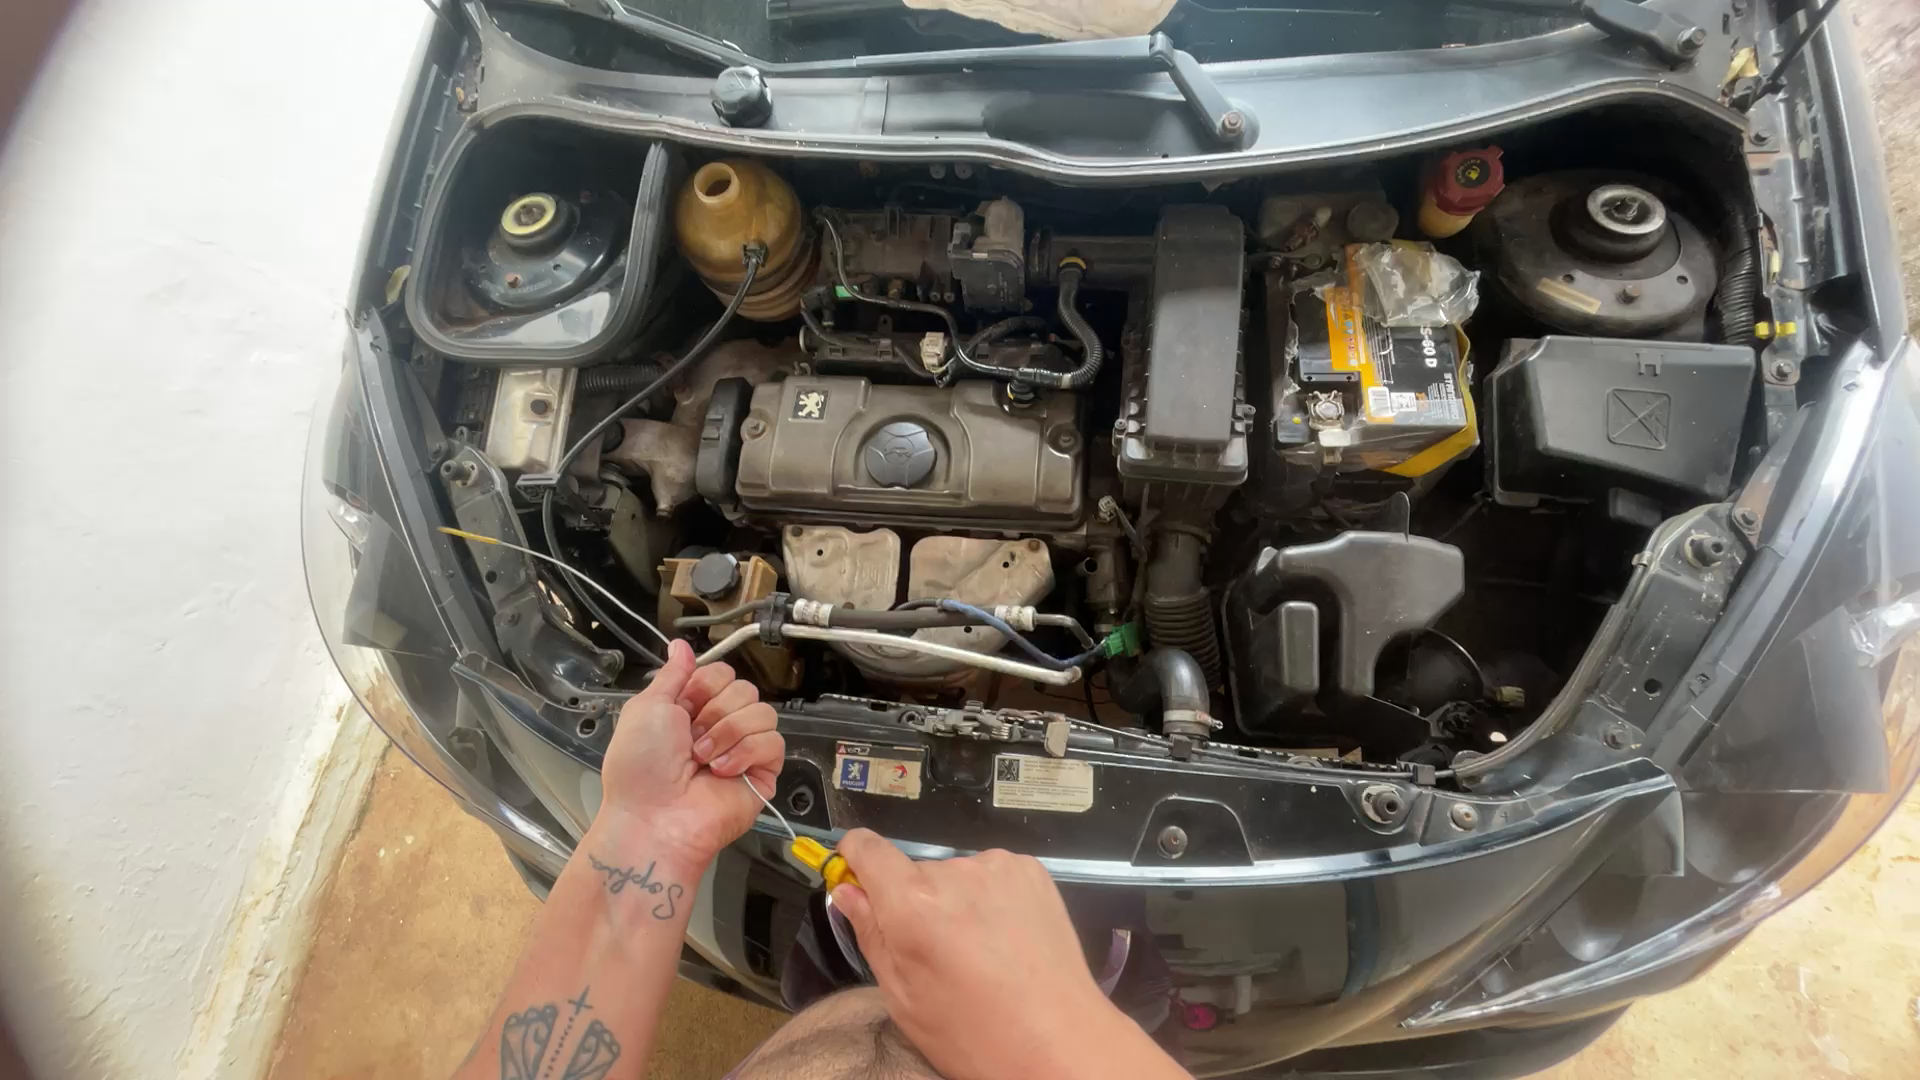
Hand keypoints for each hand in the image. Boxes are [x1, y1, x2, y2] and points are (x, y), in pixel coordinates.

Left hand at [596, 639, 783, 866]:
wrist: (655, 818)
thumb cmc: (641, 767)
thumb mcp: (646, 709)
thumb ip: (671, 674)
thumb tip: (680, 644)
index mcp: (695, 708)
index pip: (724, 673)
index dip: (705, 686)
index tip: (685, 707)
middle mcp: (723, 725)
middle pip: (746, 688)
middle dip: (717, 712)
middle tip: (693, 740)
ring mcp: (746, 748)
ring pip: (763, 712)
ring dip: (728, 734)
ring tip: (704, 760)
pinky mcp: (764, 771)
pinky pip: (773, 741)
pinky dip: (745, 753)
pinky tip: (722, 771)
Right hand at [830, 830, 1185, 1079]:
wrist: (1060, 1042)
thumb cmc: (973, 1034)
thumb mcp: (903, 997)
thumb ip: (871, 933)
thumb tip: (846, 888)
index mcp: (913, 902)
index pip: (866, 847)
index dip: (855, 857)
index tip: (857, 875)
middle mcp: (954, 870)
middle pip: (916, 871)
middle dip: (917, 901)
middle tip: (940, 951)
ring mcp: (997, 865)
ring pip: (956, 874)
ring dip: (958, 898)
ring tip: (982, 949)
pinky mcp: (1030, 868)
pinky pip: (992, 873)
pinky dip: (992, 896)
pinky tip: (1007, 936)